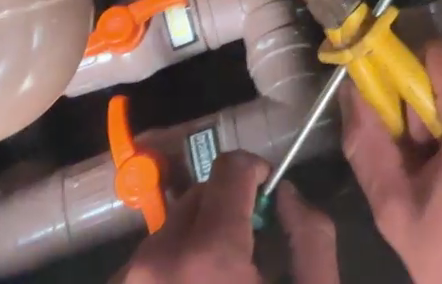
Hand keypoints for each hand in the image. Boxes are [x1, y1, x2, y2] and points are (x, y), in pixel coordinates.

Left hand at [116, 151, 338, 283]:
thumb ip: (312, 238)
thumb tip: (287, 195)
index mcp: (210, 255)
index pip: (229, 169)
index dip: (254, 171)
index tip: (267, 190)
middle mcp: (158, 260)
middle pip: (198, 196)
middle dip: (226, 210)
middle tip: (249, 251)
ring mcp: (129, 280)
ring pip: (171, 228)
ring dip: (198, 240)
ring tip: (218, 282)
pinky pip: (147, 262)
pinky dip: (172, 268)